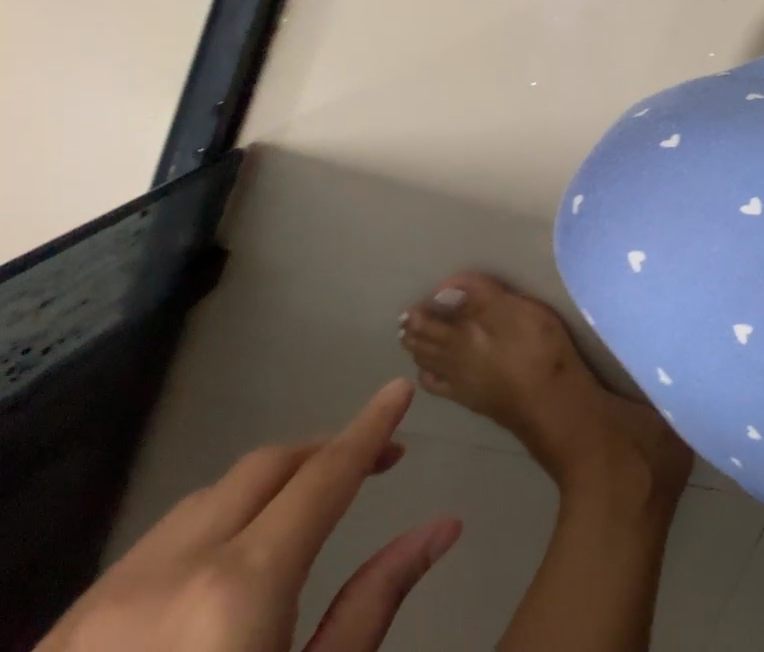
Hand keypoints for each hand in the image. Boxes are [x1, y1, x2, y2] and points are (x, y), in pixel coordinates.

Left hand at [37, 379, 459, 651]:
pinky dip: (215, 522)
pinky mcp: (67, 626)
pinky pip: (158, 543)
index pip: (324, 476)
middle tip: (376, 458)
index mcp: (243, 584)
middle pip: (262, 469)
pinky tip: (235, 557)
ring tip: (311, 504)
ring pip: (205, 499)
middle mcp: (171, 570)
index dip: (369, 429)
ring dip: (269, 483)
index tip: (399, 391)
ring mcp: (108, 596)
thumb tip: (442, 529)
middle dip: (324, 448)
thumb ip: (375, 600)